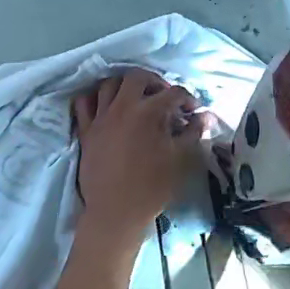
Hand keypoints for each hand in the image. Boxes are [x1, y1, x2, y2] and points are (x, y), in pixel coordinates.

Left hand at [71, 70, 208, 242]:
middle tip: (164, 97)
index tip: (193, 112)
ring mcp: (100, 117)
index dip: (188, 99)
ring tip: (135, 97)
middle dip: (155, 82)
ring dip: (125, 85)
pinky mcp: (85, 130)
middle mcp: (123, 107)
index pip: (173, 93)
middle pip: (137, 77)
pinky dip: (94, 97)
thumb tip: (205, 116)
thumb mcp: (181, 159)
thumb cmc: (152, 187)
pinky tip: (105, 104)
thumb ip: (193, 133)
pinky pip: (84, 103)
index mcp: (149, 112)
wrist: (116, 211)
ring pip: (109, 84)